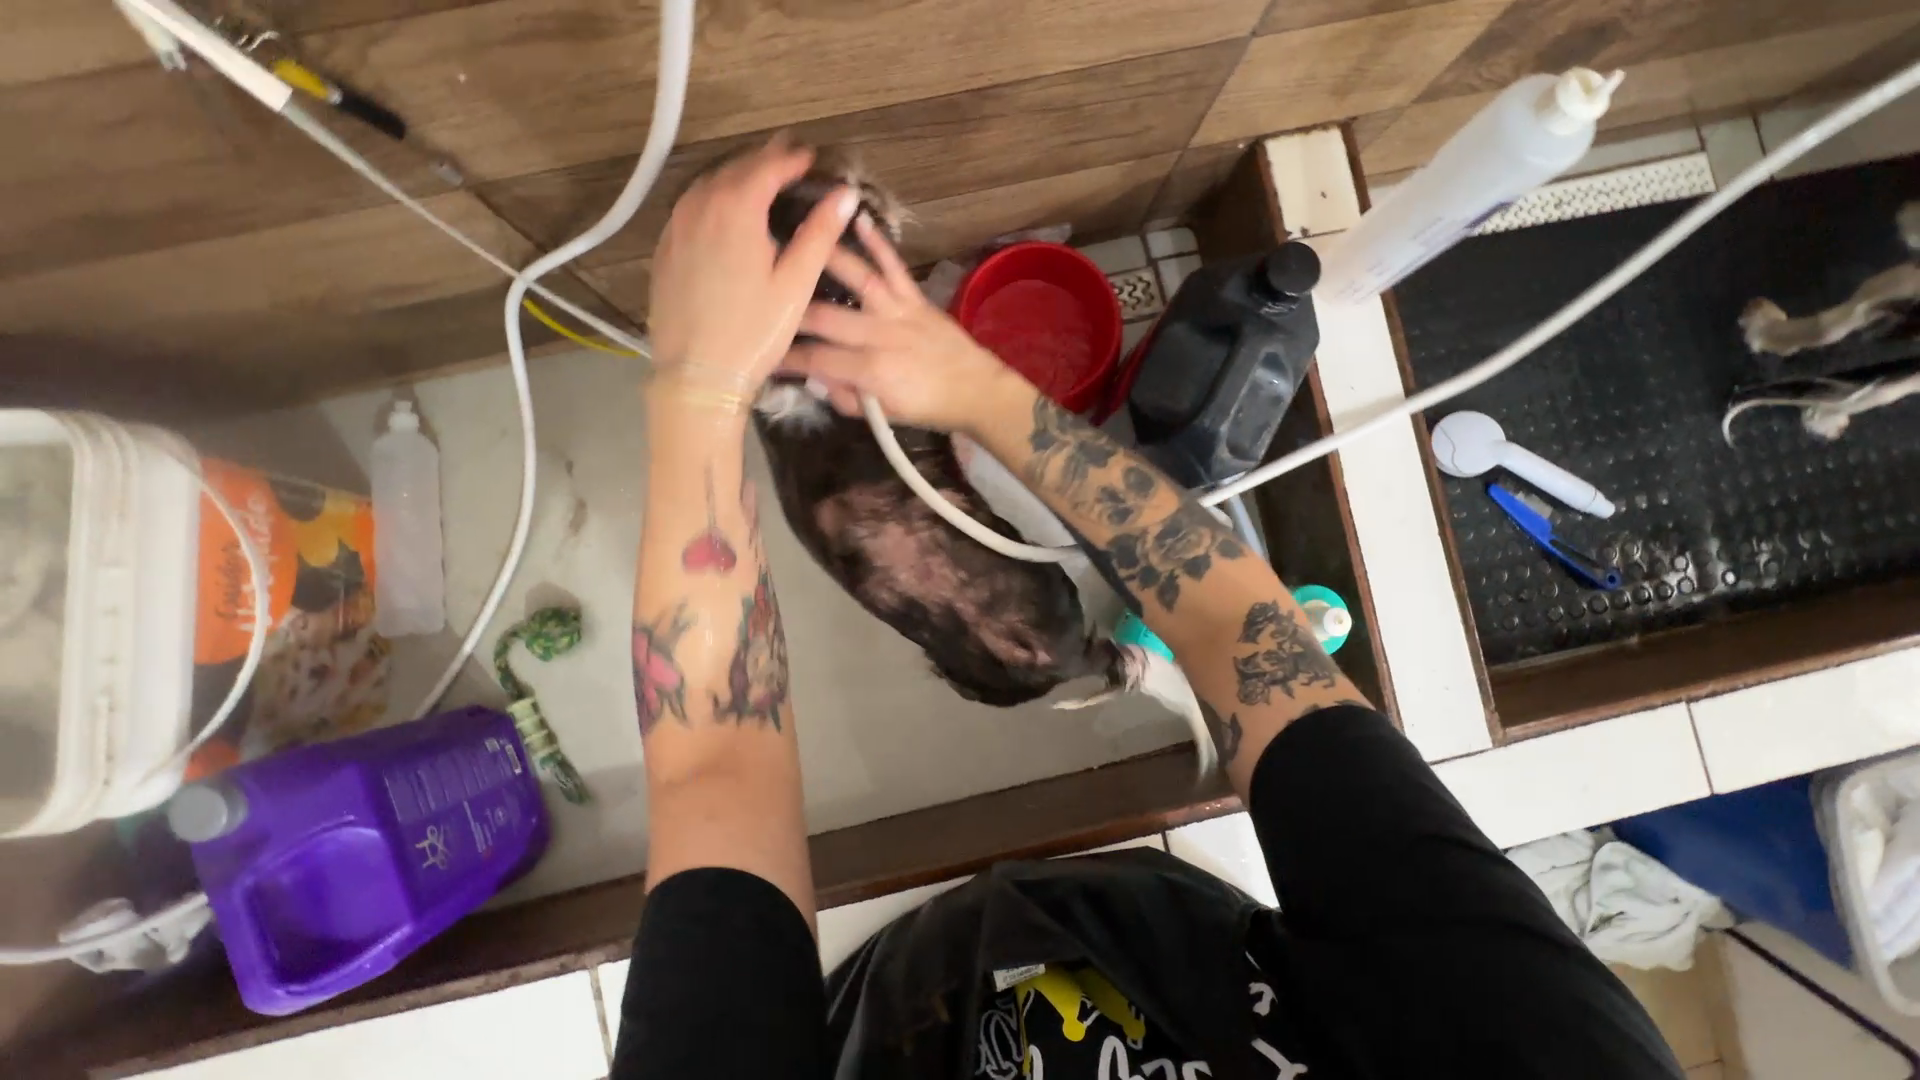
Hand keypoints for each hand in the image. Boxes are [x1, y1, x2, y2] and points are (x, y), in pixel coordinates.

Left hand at [647, 137, 859, 403]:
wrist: (697, 374)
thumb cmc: (754, 332)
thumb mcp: (795, 285)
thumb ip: (820, 234)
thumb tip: (844, 195)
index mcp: (736, 209)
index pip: (768, 167)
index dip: (792, 159)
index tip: (811, 157)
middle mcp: (700, 207)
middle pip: (735, 171)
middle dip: (763, 162)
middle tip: (787, 159)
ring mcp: (676, 228)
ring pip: (708, 187)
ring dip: (736, 178)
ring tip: (758, 180)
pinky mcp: (665, 251)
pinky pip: (690, 210)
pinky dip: (712, 201)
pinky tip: (724, 214)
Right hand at [779, 216, 1030, 433]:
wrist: (976, 391)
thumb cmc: (928, 408)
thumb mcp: (884, 415)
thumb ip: (846, 398)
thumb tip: (813, 379)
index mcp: (872, 372)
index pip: (817, 360)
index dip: (786, 355)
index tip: (762, 349)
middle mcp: (882, 336)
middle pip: (827, 318)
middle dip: (791, 310)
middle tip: (763, 293)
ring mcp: (900, 312)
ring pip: (858, 280)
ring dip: (827, 258)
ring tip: (800, 236)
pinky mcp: (916, 298)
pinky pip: (894, 266)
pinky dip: (878, 242)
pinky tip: (859, 218)